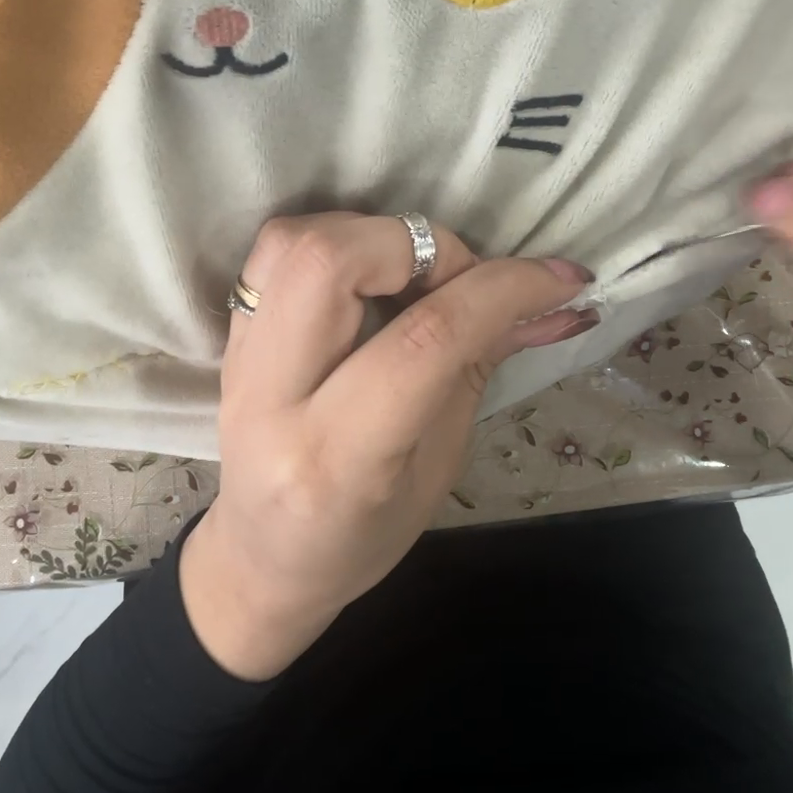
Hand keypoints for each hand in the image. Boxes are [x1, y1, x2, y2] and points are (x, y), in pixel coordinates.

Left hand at [180, 212, 596, 679]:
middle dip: (418, 245)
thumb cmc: (360, 538)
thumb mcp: (437, 467)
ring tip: (414, 273)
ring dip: (371, 233)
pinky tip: (369, 273)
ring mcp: (239, 361)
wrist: (262, 560)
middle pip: (331, 262)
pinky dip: (333, 238)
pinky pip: (272, 254)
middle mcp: (272, 399)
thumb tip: (553, 301)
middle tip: (461, 279)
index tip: (561, 278)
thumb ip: (478, 368)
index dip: (503, 291)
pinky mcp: (230, 338)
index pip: (424, 340)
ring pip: (293, 243)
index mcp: (336, 457)